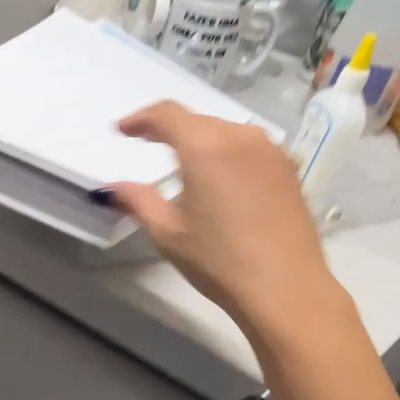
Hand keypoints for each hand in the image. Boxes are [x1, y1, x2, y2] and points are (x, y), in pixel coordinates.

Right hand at [107, 101, 336, 332]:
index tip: (122, 130)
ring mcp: (269, 150)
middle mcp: (240, 137)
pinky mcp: (286, 168)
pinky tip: (217, 178)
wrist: (283, 285)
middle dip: (169, 130)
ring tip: (181, 163)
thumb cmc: (217, 260)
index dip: (140, 119)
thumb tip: (113, 188)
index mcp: (205, 147)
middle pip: (198, 121)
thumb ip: (138, 201)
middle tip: (146, 145)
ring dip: (199, 140)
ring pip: (225, 131)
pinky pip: (247, 147)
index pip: (167, 115)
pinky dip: (224, 153)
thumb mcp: (167, 233)